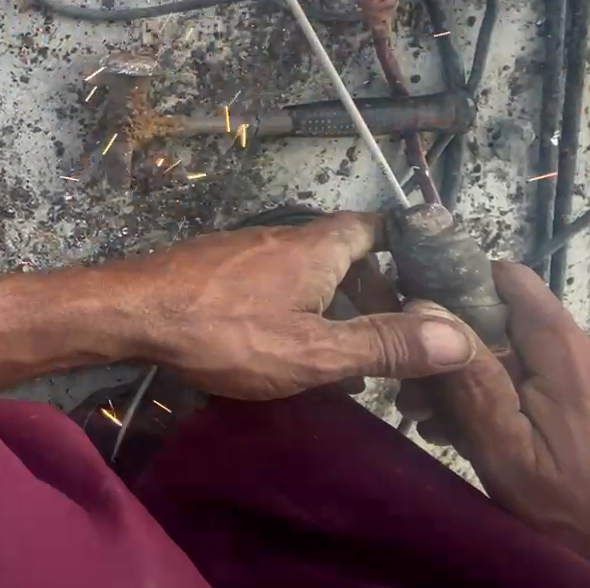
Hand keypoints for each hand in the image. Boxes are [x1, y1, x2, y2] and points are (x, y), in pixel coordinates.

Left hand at [124, 212, 478, 398]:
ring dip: (332, 310)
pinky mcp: (209, 269)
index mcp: (312, 249)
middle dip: (373, 293)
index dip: (407, 245)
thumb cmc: (223, 331)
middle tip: (396, 341)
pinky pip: (268, 284)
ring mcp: (238, 251)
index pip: (372, 228)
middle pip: (340, 255)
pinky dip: (292, 311)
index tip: (436, 277)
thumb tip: (462, 336)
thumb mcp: (313, 350)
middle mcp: (277, 239)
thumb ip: (383, 344)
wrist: (127, 311)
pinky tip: (286, 350)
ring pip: (303, 274)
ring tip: (348, 362)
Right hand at [428, 262, 589, 587]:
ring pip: (539, 361)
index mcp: (575, 357)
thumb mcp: (510, 455)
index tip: (418, 321)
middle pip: (516, 327)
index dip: (457, 286)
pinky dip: (532, 405)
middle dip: (462, 357)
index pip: (509, 279)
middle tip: (425, 406)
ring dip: (493, 386)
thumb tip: (421, 306)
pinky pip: (571, 388)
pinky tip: (512, 446)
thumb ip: (468, 377)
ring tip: (459, 433)